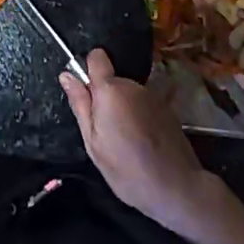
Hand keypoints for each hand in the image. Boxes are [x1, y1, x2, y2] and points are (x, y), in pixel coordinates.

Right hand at [60, 49, 212, 225]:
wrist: (177, 187)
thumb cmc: (127, 170)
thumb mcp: (93, 143)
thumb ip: (80, 105)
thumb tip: (66, 74)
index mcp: (110, 90)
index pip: (96, 56)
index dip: (88, 69)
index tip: (87, 94)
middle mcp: (132, 85)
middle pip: (111, 79)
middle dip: (105, 97)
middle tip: (105, 130)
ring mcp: (152, 95)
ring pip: (127, 93)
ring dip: (122, 108)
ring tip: (125, 141)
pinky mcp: (166, 107)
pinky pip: (142, 104)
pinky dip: (138, 116)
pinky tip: (142, 143)